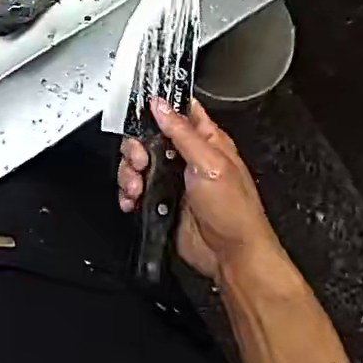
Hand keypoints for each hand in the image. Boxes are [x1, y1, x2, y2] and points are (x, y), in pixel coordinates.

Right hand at [118, 99, 283, 281]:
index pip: (179, 110)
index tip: (140, 110)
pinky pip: (133, 187)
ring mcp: (172, 178)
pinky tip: (134, 200)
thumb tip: (161, 105)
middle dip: (135, 148)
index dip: (160, 105)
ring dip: (130, 174)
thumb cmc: (235, 213)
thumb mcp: (210, 164)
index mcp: (206, 141)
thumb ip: (182, 133)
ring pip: (136, 162)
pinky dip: (128, 193)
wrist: (229, 257)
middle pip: (147, 137)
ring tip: (138, 188)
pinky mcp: (160, 199)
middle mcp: (187, 157)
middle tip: (141, 161)